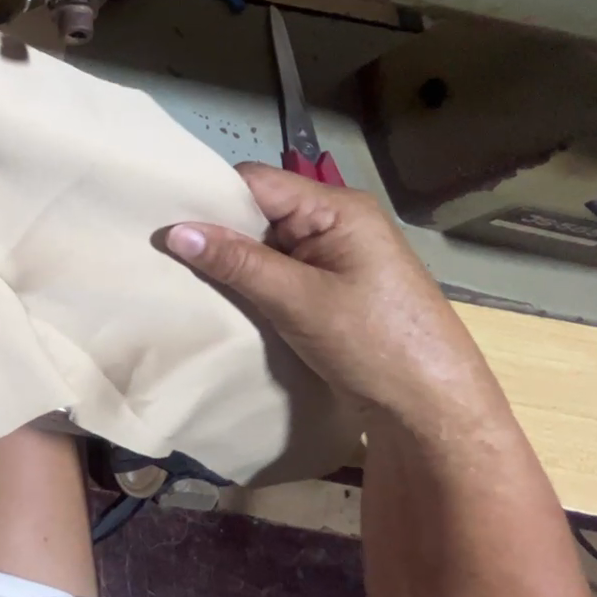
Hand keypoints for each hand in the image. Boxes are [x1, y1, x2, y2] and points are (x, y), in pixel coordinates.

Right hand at [163, 163, 510, 433]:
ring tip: (180, 270)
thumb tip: (174, 231)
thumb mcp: (299, 300)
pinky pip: (272, 267)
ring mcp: (331, 256)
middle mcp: (334, 222)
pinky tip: (216, 292)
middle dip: (213, 227)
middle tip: (163, 248)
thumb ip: (236, 262)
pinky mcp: (325, 286)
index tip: (163, 217)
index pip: (255, 183)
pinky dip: (243, 277)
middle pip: (255, 208)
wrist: (433, 413)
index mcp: (337, 209)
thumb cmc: (377, 345)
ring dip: (227, 256)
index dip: (209, 196)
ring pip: (260, 240)